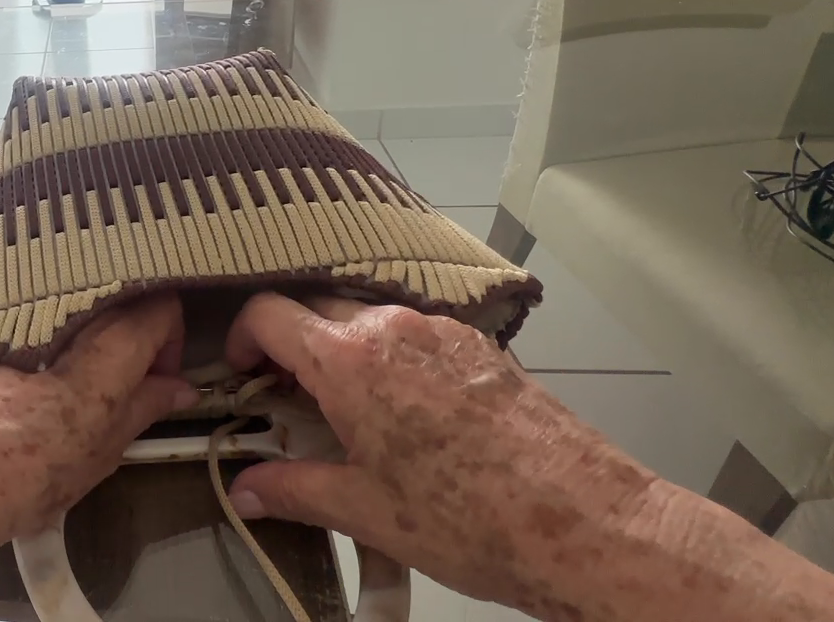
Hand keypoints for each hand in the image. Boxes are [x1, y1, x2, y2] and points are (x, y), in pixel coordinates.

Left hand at [0, 293, 196, 551]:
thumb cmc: (18, 479)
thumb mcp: (96, 458)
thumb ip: (143, 411)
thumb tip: (179, 388)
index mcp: (98, 361)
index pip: (156, 308)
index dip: (168, 335)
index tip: (156, 372)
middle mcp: (63, 322)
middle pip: (121, 292)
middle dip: (134, 324)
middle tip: (125, 370)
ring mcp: (24, 310)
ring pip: (82, 289)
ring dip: (97, 319)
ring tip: (85, 366)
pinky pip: (43, 297)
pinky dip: (59, 317)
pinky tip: (47, 360)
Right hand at [222, 293, 665, 618]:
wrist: (591, 525)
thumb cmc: (466, 519)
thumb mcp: (366, 511)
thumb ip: (292, 491)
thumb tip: (242, 494)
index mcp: (348, 359)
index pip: (267, 312)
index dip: (242, 337)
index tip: (245, 375)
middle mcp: (387, 325)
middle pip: (311, 307)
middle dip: (288, 344)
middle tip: (291, 395)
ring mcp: (435, 328)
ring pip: (361, 316)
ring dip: (339, 349)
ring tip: (352, 406)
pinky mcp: (474, 341)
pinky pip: (408, 329)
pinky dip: (386, 354)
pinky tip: (410, 407)